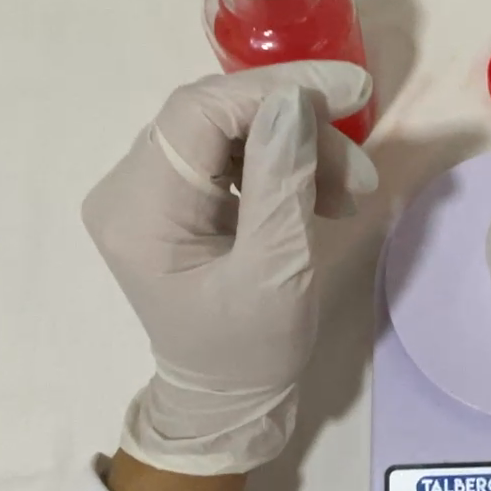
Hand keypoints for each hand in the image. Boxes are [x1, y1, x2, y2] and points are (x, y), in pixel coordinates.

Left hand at [83, 63, 375, 477]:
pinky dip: (286, 165)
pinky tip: (321, 195)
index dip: (277, 89)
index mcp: (139, 211)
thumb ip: (282, 183)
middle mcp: (130, 187)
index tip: (352, 91)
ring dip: (301, 151)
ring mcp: (152, 191)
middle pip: (216, 117)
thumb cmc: (250, 352)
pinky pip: (234, 156)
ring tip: (350, 192)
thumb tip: (294, 102)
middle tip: (361, 169)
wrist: (229, 400)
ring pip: (233, 132)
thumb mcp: (277, 274)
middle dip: (299, 130)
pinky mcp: (179, 199)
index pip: (199, 113)